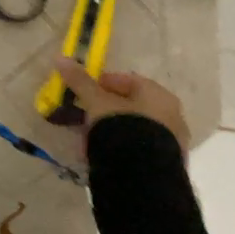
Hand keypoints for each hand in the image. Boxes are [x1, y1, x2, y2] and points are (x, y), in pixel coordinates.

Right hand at [52, 59, 190, 153]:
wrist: (143, 175)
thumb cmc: (123, 127)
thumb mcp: (96, 102)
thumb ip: (80, 81)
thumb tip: (61, 58)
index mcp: (159, 95)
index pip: (128, 80)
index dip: (103, 83)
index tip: (84, 91)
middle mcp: (172, 115)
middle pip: (132, 105)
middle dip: (107, 108)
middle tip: (86, 114)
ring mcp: (173, 141)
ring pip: (135, 127)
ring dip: (113, 128)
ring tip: (90, 137)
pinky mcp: (167, 163)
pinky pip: (140, 147)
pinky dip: (122, 146)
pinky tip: (104, 153)